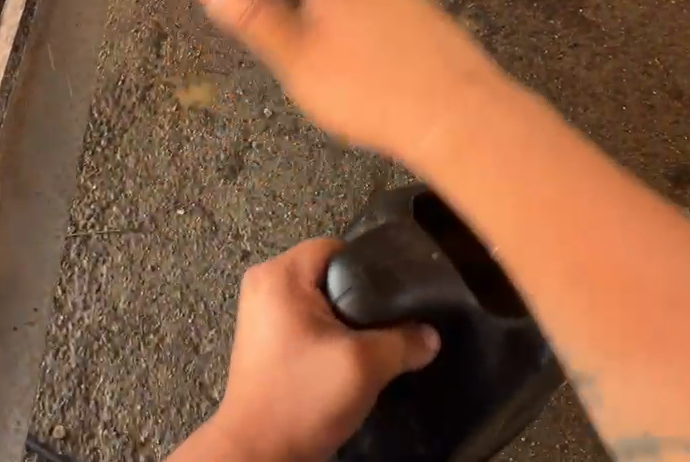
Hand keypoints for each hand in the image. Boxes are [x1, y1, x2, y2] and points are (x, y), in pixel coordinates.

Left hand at [186, 239, 438, 461]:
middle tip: (385, 323)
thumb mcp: (363, 366)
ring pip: (316, 299)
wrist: (259, 451)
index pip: (333, 248)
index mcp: (279, 274)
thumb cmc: (301, 397)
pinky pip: (302, 319)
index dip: (368, 268)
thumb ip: (402, 342)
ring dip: (341, 320)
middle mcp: (264, 282)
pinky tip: (344, 358)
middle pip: (325, 272)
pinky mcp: (262, 337)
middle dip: (356, 298)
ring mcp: (259, 310)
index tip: (394, 295)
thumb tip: (430, 335)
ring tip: (368, 343)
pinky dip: (324, 334)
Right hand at [195, 0, 520, 162]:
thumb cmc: (369, 89)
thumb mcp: (293, 56)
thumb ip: (251, 14)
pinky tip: (370, 73)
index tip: (265, 21)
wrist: (455, 115)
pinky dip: (367, 33)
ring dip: (334, 20)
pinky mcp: (425, 14)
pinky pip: (381, 12)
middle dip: (300, 4)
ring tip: (335, 69)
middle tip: (296, 52)